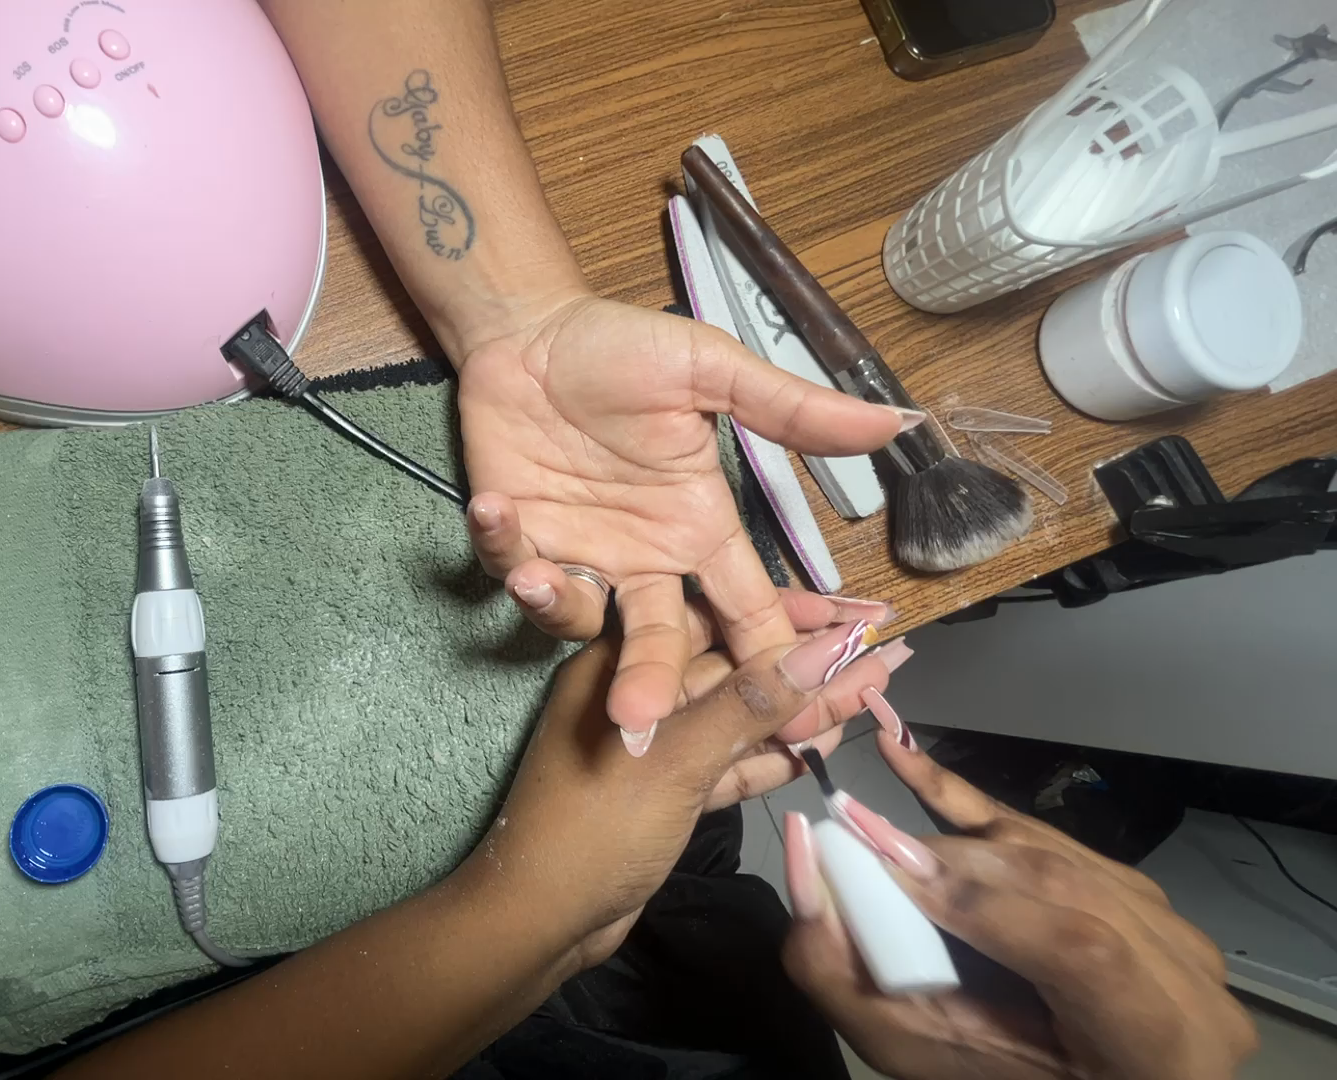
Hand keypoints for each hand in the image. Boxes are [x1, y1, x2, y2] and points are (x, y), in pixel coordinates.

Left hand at [453, 618, 908, 975]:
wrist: (544, 914)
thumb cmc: (597, 822)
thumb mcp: (675, 757)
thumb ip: (749, 704)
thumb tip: (824, 648)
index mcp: (617, 662)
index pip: (711, 621)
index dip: (783, 615)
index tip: (851, 610)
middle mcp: (634, 693)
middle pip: (731, 671)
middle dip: (802, 665)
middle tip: (883, 650)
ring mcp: (650, 744)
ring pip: (735, 720)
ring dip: (796, 713)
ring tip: (873, 691)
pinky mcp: (663, 789)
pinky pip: (724, 763)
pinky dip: (767, 758)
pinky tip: (819, 746)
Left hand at [457, 293, 913, 747]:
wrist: (534, 335)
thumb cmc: (622, 350)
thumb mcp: (708, 371)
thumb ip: (786, 409)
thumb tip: (894, 424)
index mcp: (696, 527)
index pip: (744, 609)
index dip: (768, 663)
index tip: (789, 719)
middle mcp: (640, 556)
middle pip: (657, 639)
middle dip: (652, 680)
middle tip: (639, 717)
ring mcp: (577, 552)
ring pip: (576, 618)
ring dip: (557, 607)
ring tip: (536, 577)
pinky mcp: (517, 538)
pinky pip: (508, 562)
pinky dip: (499, 544)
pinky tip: (495, 508)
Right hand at [783, 733, 1256, 1079]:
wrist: (1044, 1069)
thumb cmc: (970, 1071)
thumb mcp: (891, 1038)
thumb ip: (831, 958)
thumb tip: (804, 843)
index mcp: (1156, 1050)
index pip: (1081, 951)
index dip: (979, 900)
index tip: (886, 869)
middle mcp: (1189, 985)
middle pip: (1058, 884)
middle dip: (947, 857)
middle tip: (863, 841)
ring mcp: (1169, 929)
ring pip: (1040, 847)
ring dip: (948, 836)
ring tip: (880, 837)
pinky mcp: (1128, 885)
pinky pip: (1033, 824)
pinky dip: (953, 788)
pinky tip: (899, 750)